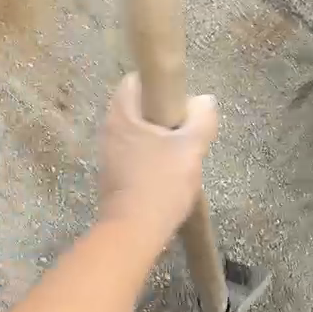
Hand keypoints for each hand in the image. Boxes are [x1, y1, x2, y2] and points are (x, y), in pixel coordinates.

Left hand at [96, 74, 217, 251]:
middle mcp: (109, 130)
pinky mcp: (112, 175)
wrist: (134, 230)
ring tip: (181, 155)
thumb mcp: (191, 148)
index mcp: (122, 115)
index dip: (159, 84)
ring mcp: (108, 154)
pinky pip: (134, 155)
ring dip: (159, 140)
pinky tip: (168, 175)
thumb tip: (204, 102)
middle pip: (138, 108)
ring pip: (138, 133)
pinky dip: (151, 159)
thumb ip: (201, 119)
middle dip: (163, 115)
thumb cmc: (160, 183)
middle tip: (186, 130)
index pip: (135, 80)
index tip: (180, 102)